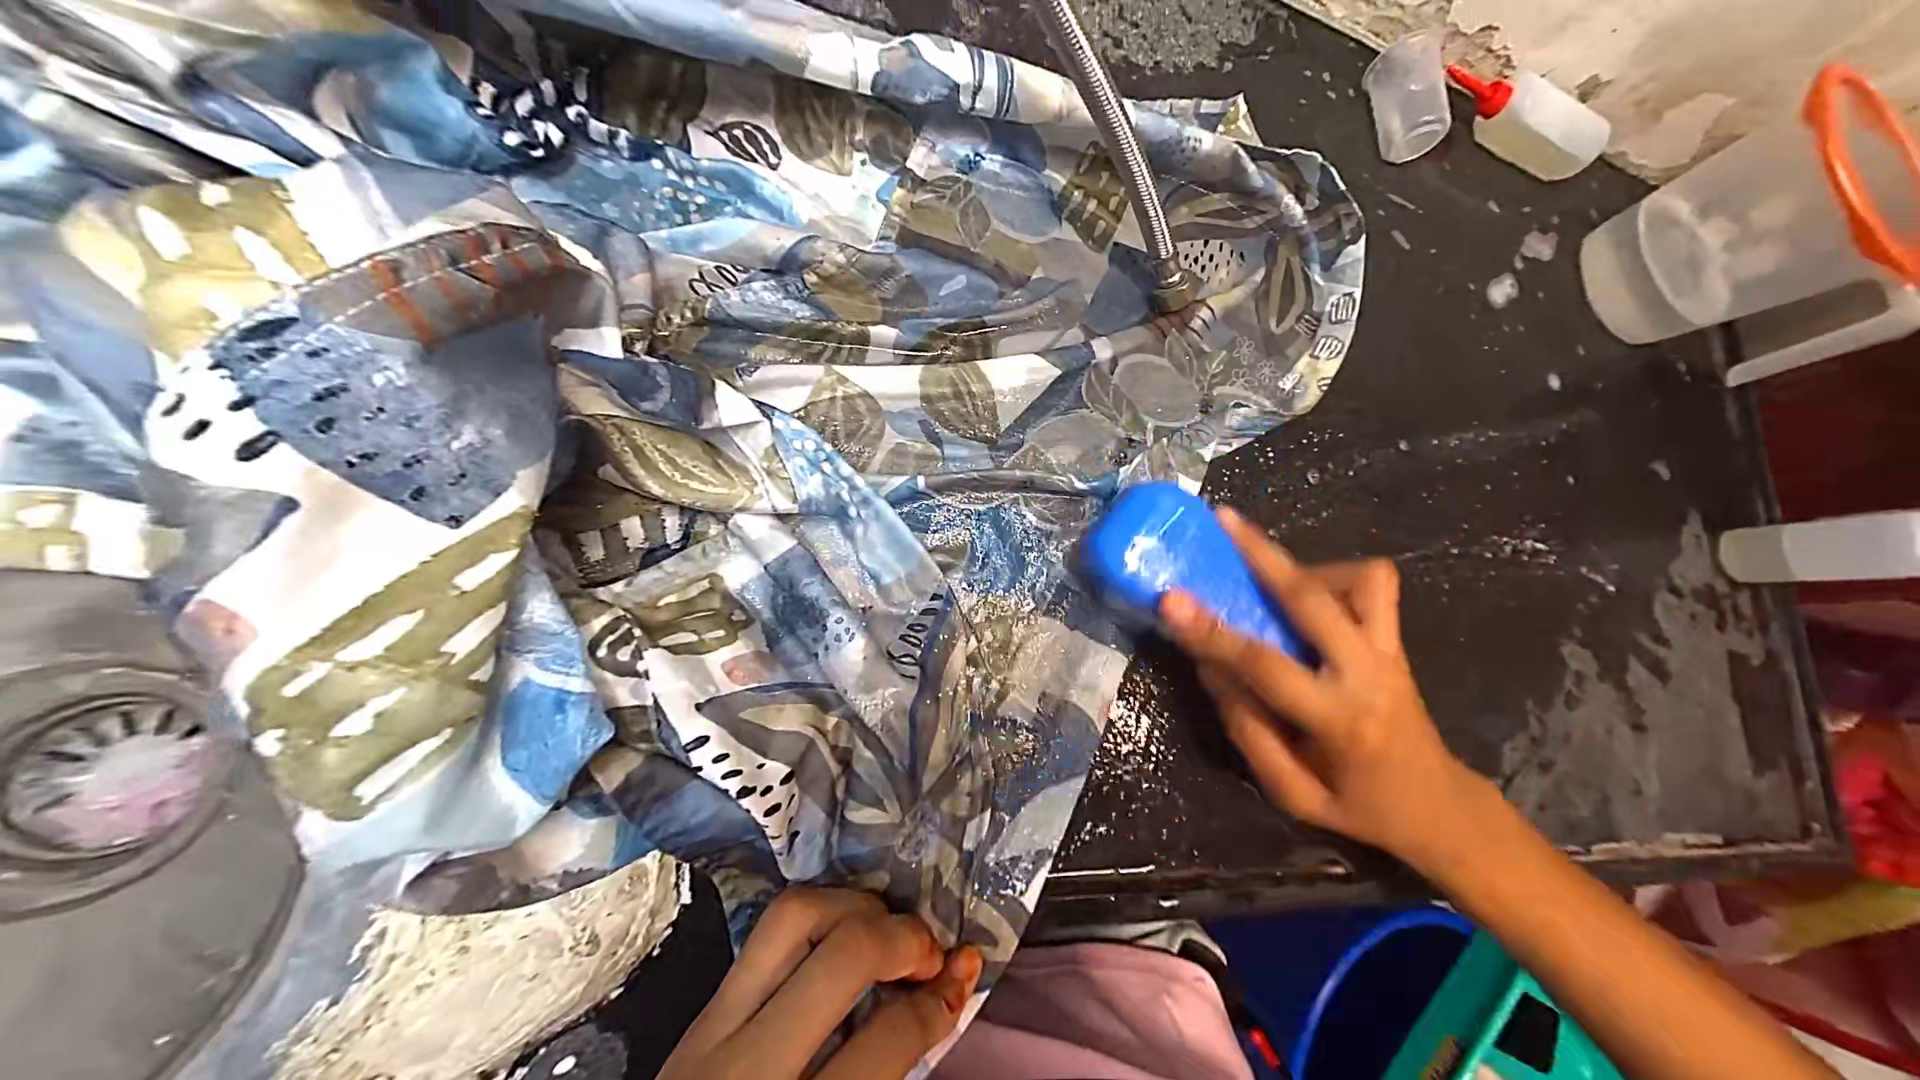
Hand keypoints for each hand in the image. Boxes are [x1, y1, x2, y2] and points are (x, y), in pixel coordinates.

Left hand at [659, 888, 981, 1079]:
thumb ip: (888, 1067)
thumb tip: (949, 988)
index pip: (885, 1040)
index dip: (938, 1002)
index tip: (961, 978)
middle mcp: (750, 1068)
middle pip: (842, 954)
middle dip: (903, 938)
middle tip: (928, 952)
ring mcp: (714, 1029)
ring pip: (795, 915)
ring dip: (857, 906)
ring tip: (887, 929)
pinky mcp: (703, 1008)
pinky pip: (767, 930)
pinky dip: (819, 913)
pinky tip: (846, 930)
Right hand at [1159, 508, 1486, 861]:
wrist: (1439, 806)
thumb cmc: (1358, 806)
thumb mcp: (1292, 794)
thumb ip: (1247, 729)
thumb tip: (1209, 664)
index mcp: (1340, 720)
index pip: (1265, 665)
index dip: (1213, 631)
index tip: (1170, 599)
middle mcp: (1369, 674)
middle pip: (1314, 599)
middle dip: (1263, 556)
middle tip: (1224, 521)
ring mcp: (1389, 651)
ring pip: (1360, 579)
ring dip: (1307, 566)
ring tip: (1267, 572)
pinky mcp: (1396, 640)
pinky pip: (1375, 587)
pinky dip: (1335, 577)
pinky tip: (1304, 594)